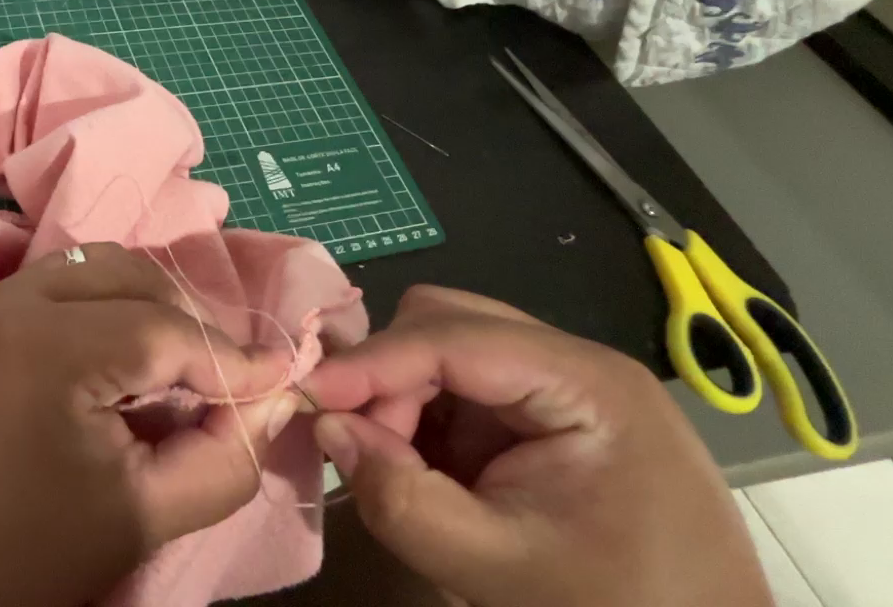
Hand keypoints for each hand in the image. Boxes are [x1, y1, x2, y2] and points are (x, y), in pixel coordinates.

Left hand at [0, 242, 302, 606]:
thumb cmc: (34, 544)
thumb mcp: (145, 517)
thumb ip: (226, 457)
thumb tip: (276, 395)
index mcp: (51, 347)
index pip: (167, 331)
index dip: (231, 358)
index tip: (282, 381)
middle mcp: (20, 297)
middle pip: (138, 278)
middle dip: (191, 324)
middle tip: (222, 382)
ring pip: (106, 264)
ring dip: (153, 303)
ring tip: (177, 365)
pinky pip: (73, 274)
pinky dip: (114, 299)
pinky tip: (128, 351)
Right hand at [302, 286, 770, 606]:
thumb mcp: (498, 570)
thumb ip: (401, 499)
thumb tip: (326, 426)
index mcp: (584, 383)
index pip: (450, 337)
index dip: (371, 361)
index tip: (309, 395)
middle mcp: (571, 362)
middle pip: (443, 322)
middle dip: (389, 376)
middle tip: (367, 444)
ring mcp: (559, 383)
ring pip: (441, 346)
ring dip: (401, 396)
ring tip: (400, 465)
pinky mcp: (543, 410)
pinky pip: (456, 384)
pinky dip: (422, 416)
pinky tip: (428, 467)